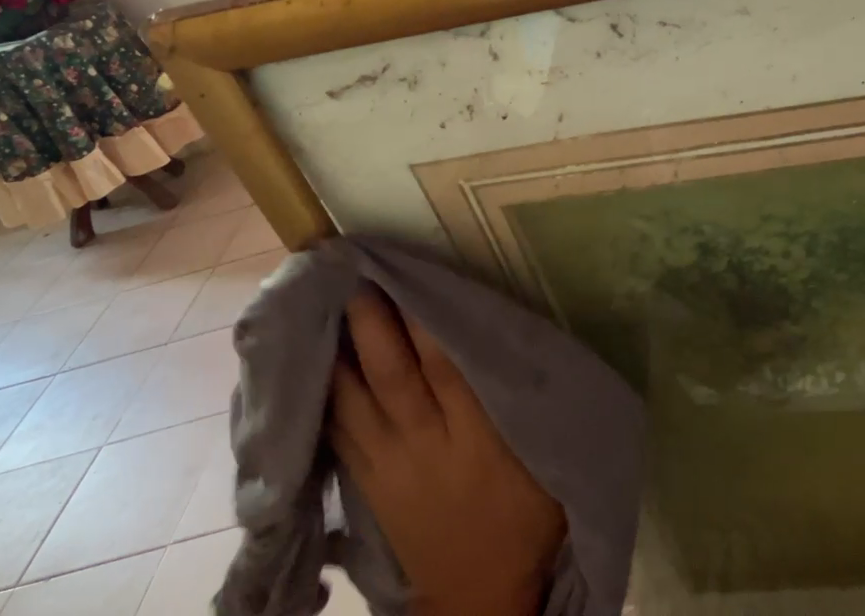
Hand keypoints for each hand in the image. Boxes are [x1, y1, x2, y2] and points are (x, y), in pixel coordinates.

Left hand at [330, 289, 564, 615]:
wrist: (479, 594)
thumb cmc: (525, 519)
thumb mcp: (545, 464)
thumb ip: (528, 409)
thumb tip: (516, 345)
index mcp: (476, 437)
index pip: (445, 368)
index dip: (424, 323)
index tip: (411, 280)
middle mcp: (425, 444)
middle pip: (391, 377)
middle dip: (373, 328)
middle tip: (358, 281)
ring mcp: (389, 465)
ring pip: (355, 402)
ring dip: (340, 354)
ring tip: (328, 309)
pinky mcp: (368, 483)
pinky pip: (340, 433)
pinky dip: (327, 396)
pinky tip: (319, 366)